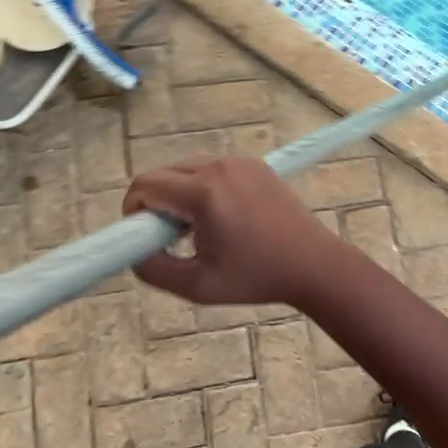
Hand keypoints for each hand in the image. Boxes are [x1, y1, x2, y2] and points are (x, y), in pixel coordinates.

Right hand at [122, 157, 351, 306]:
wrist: (314, 264)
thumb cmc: (257, 278)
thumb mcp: (197, 286)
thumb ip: (154, 269)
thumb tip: (134, 252)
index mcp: (204, 193)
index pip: (145, 185)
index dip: (133, 210)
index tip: (144, 237)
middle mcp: (219, 167)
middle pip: (164, 173)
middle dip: (157, 203)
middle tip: (172, 239)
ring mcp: (240, 162)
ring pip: (187, 169)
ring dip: (180, 195)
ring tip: (199, 230)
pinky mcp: (255, 164)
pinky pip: (212, 169)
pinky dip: (204, 188)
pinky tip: (222, 218)